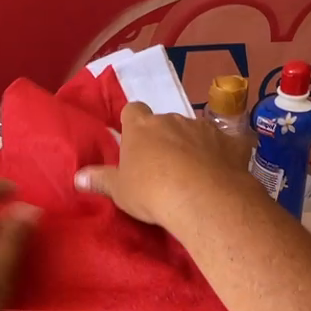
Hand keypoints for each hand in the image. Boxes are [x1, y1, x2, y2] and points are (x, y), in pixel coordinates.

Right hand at [76, 103, 257, 226]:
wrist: (204, 200)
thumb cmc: (152, 192)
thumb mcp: (119, 191)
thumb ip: (100, 180)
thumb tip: (78, 177)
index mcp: (141, 127)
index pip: (132, 110)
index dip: (133, 122)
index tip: (133, 140)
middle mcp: (172, 120)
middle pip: (164, 122)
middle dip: (163, 138)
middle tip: (161, 165)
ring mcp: (204, 128)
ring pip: (194, 131)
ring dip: (192, 145)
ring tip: (193, 173)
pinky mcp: (232, 142)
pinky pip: (227, 143)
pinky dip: (223, 154)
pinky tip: (224, 170)